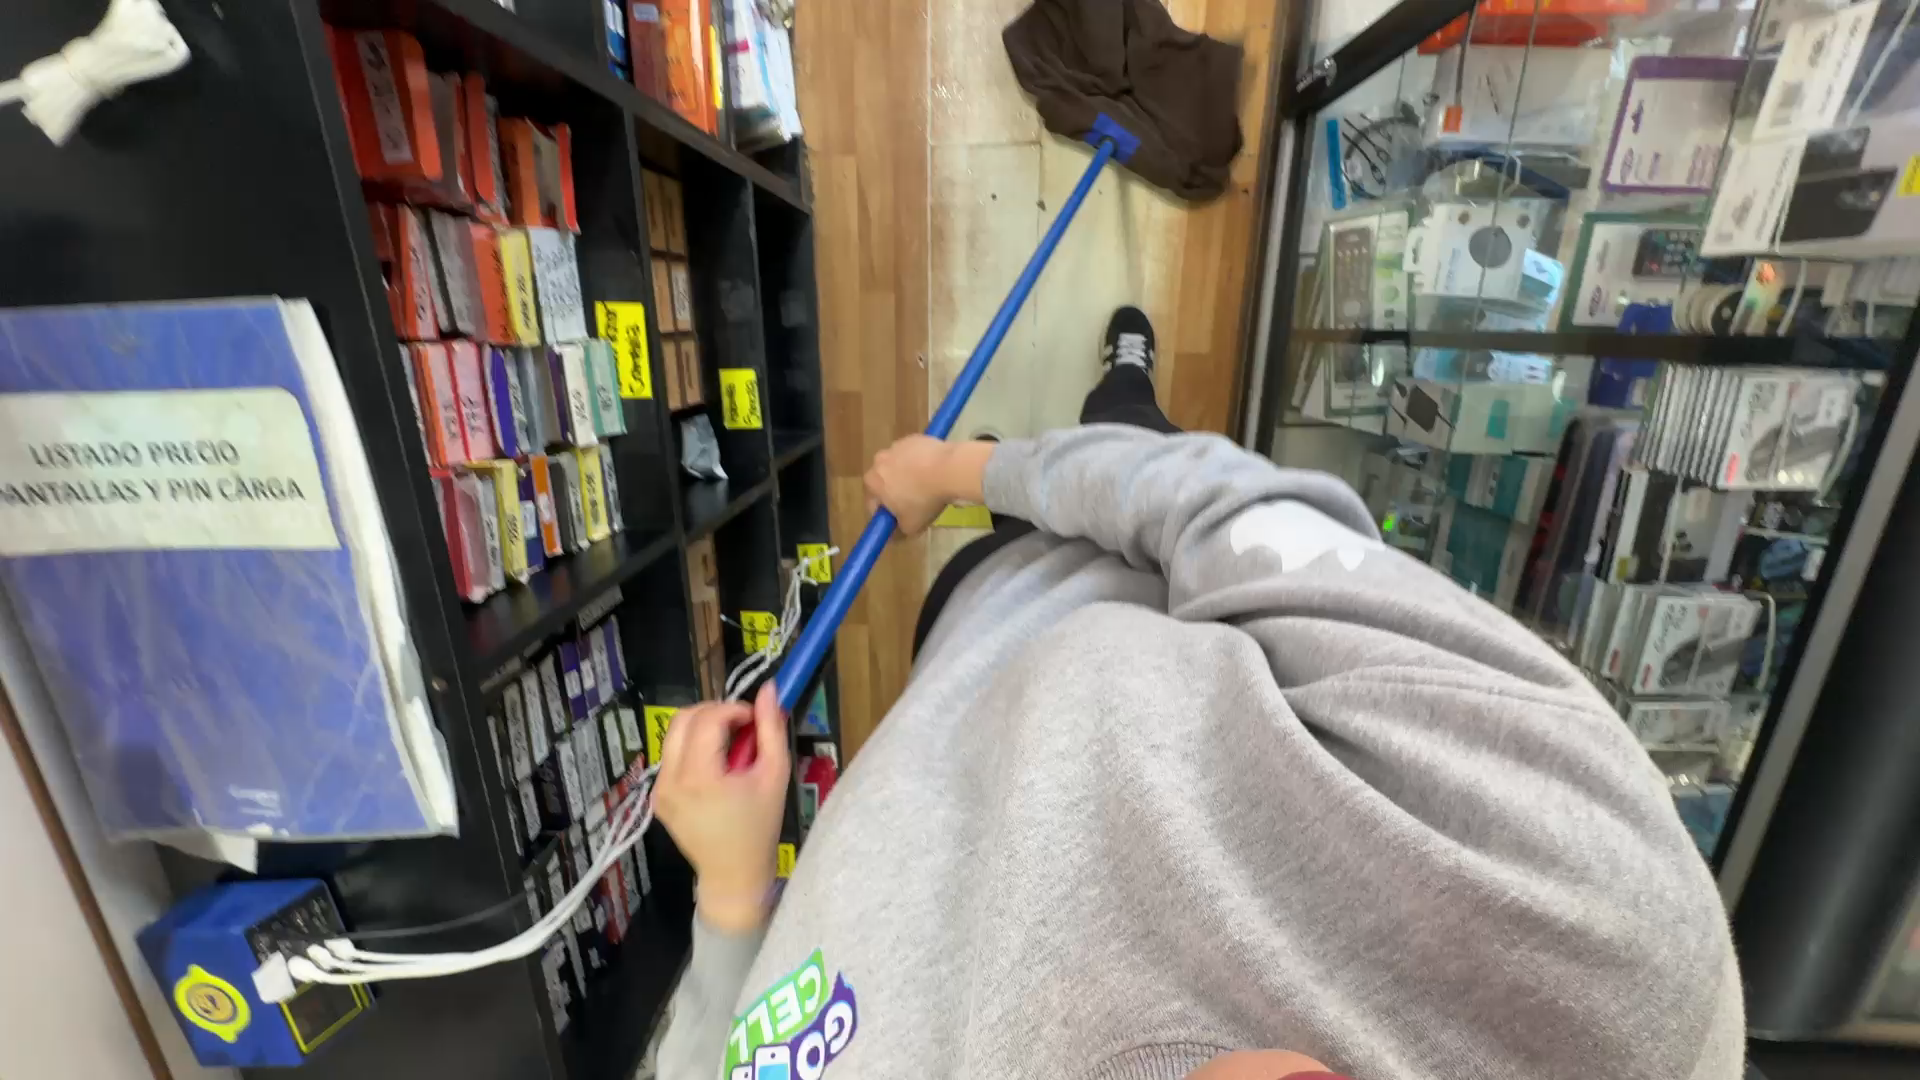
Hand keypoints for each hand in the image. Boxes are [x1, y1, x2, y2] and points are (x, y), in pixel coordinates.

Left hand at [653, 684, 789, 933]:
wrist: (734, 874)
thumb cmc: (760, 826)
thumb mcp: (775, 774)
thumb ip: (771, 728)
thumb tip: (768, 689)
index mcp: (699, 777)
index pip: (709, 719)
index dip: (735, 708)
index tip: (757, 719)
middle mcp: (670, 779)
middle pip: (684, 718)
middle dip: (716, 711)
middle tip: (744, 725)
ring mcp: (659, 788)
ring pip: (674, 732)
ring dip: (704, 726)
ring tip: (732, 744)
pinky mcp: (657, 795)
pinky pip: (672, 753)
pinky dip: (694, 745)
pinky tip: (718, 763)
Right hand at [864, 435, 992, 536]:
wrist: (949, 469)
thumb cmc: (924, 500)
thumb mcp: (911, 526)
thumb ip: (898, 533)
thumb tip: (892, 537)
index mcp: (872, 482)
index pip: (873, 504)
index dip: (886, 515)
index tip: (898, 520)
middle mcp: (878, 461)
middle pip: (885, 482)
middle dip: (896, 492)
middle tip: (915, 504)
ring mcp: (896, 446)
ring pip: (899, 467)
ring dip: (908, 476)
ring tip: (928, 486)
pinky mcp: (913, 438)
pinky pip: (913, 454)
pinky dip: (920, 462)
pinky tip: (934, 471)